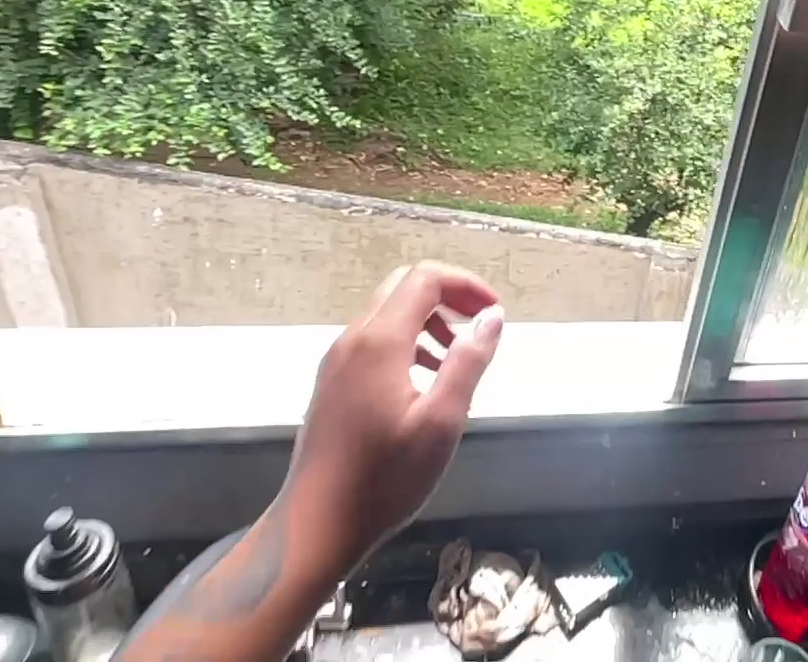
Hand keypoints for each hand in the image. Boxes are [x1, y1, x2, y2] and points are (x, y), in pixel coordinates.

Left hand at [281, 262, 503, 581]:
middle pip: (403, 286)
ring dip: (429, 320)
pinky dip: (408, 341)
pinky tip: (425, 382)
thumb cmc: (384, 479)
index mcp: (380, 341)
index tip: (494, 311)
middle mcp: (353, 340)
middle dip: (448, 295)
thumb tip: (492, 317)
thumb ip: (468, 361)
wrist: (313, 529)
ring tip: (457, 360)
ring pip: (388, 312)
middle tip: (479, 326)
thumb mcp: (441, 422)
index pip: (425, 279)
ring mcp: (337, 361)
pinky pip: (374, 340)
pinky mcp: (332, 382)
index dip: (465, 284)